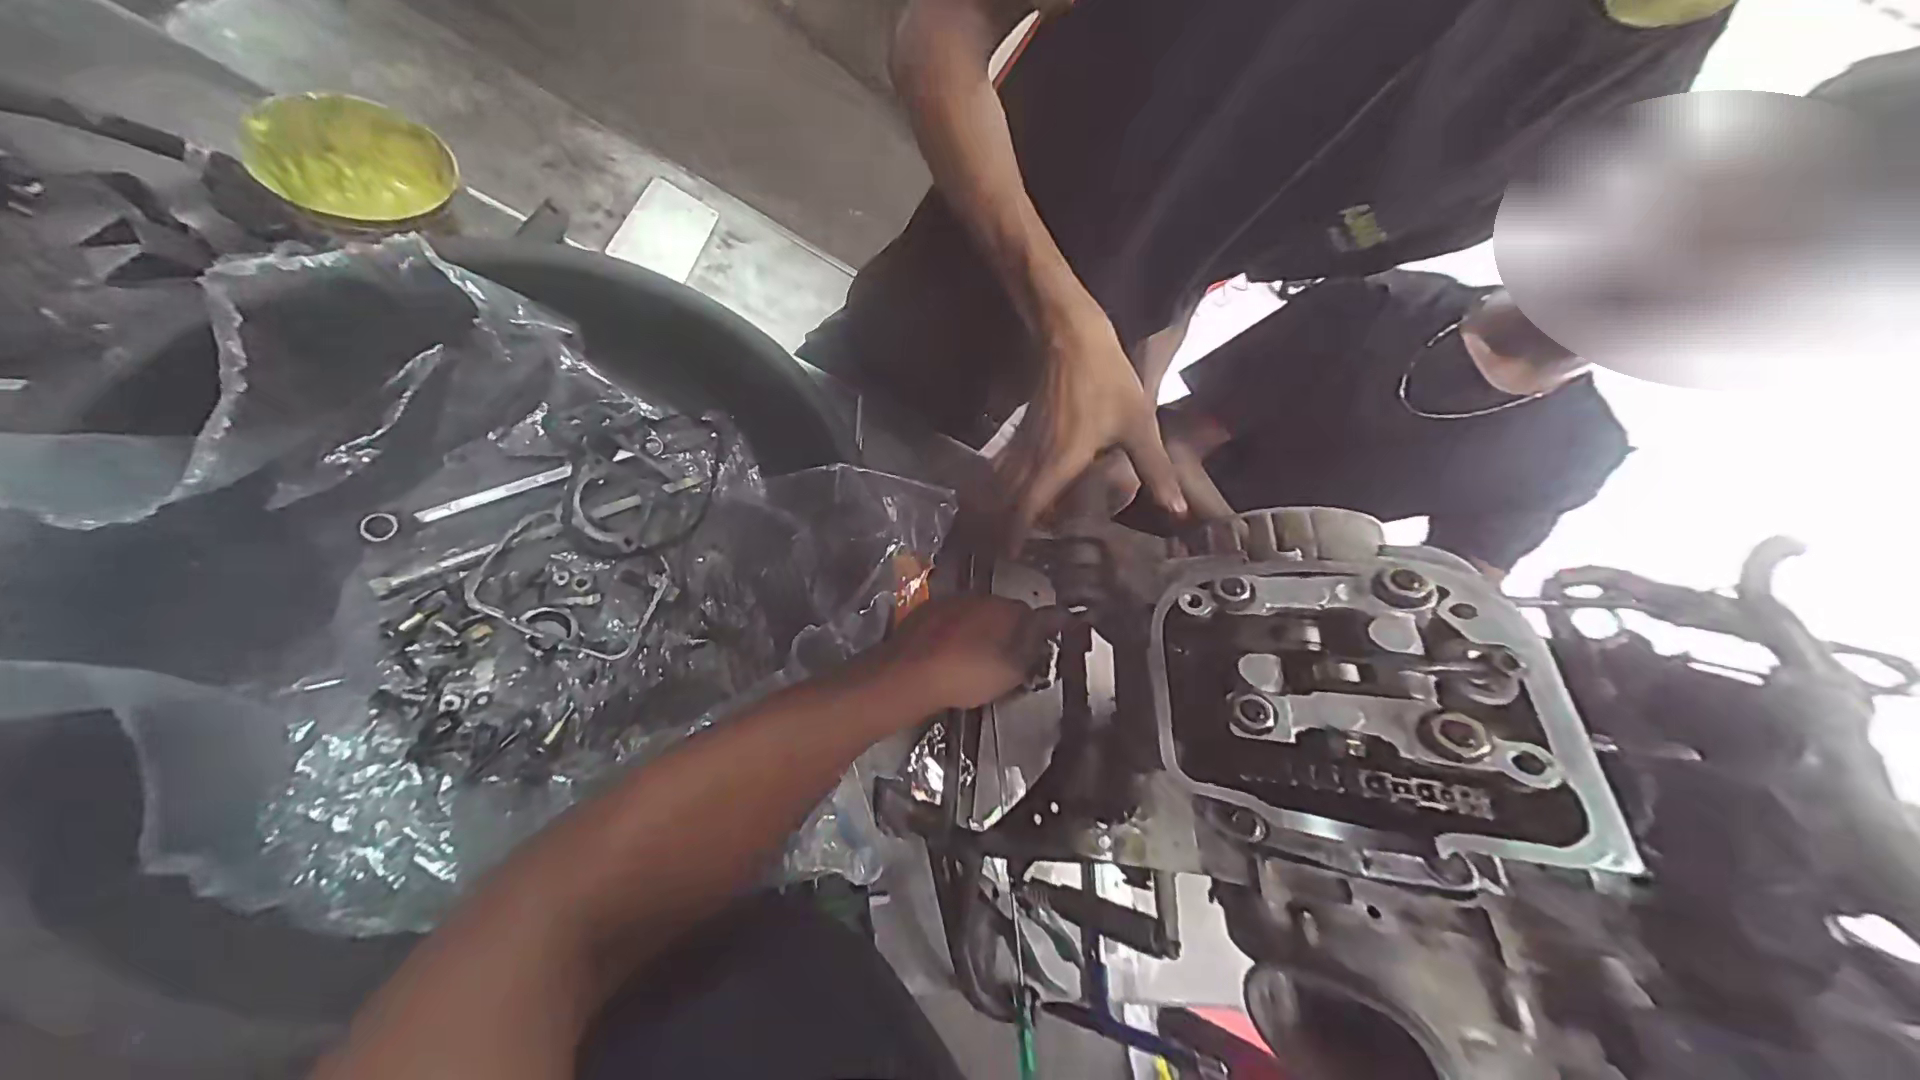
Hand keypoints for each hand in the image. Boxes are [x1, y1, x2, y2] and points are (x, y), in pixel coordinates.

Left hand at [875, 595, 1063, 710]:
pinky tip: (948, 651)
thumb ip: (1033, 650)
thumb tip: (1050, 632)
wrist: (908, 675)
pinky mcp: (926, 610)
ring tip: (975, 657)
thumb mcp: (1010, 672)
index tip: (1038, 649)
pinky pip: (950, 618)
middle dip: (1007, 630)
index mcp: (1006, 609)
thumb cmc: (965, 675)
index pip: (1035, 615)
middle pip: (1004, 611)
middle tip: (1006, 658)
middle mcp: (980, 597)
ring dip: (979, 629)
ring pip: (975, 612)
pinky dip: (954, 630)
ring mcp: (950, 600)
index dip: (1038, 633)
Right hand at [994, 297, 1184, 550]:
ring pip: (1005, 485)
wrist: (1073, 337)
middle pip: (1009, 500)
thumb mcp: (1138, 426)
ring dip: (1004, 508)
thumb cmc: (1107, 381)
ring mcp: (1024, 443)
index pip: (1029, 506)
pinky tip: (1017, 493)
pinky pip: (1008, 467)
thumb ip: (1155, 471)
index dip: (1018, 533)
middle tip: (1011, 549)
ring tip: (1010, 529)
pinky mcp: (1022, 431)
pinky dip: (1008, 486)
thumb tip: (1178, 511)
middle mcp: (1035, 457)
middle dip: (1005, 527)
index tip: (1013, 555)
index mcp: (1060, 462)